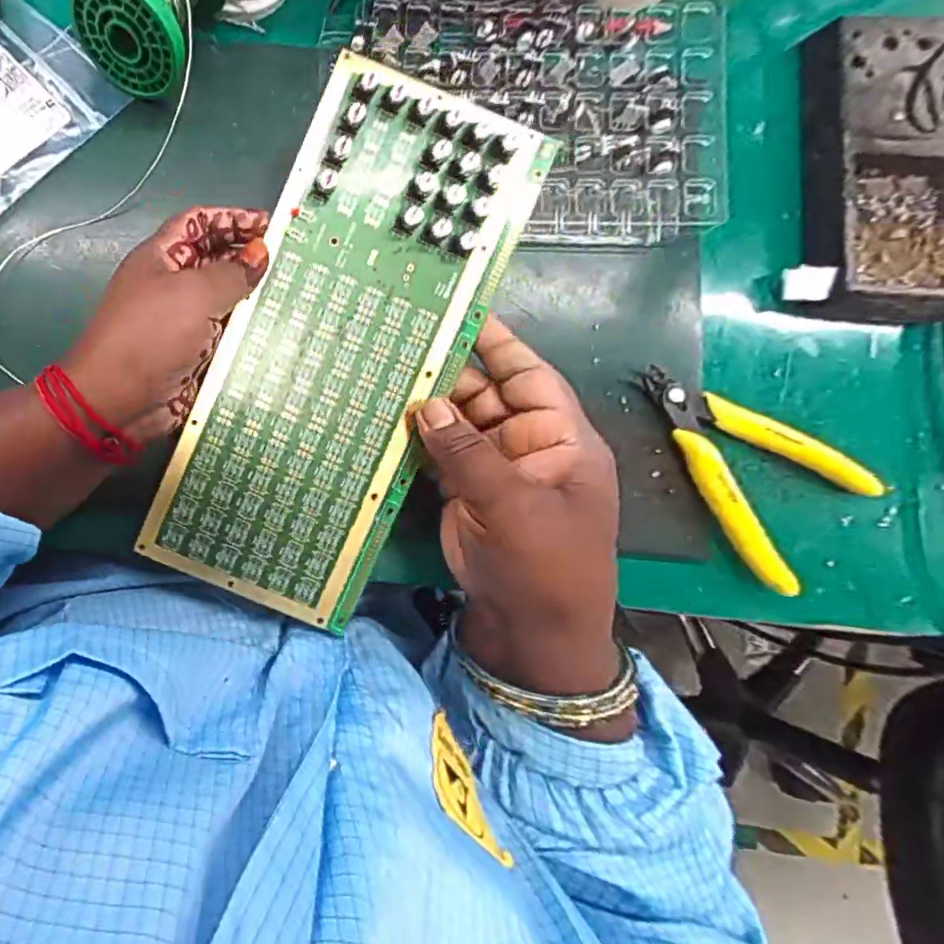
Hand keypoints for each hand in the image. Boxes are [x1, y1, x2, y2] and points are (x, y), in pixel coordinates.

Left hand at [62, 207, 269, 443]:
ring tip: (293, 293)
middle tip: (291, 261)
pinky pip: (224, 337)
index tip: (270, 225)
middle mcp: (169, 287)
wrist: (116, 401)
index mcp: (159, 259)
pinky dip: (247, 333)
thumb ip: (232, 272)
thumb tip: (259, 254)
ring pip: (223, 301)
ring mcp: (180, 323)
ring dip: (253, 298)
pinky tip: (278, 330)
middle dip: (248, 258)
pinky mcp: (190, 356)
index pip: (198, 223)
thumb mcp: (194, 293)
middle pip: (214, 261)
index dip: (232, 219)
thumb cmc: (150, 336)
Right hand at [413, 316, 631, 735]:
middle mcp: (525, 446)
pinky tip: (384, 423)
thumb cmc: (543, 565)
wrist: (532, 628)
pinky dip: (414, 440)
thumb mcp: (512, 506)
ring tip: (384, 378)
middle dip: (448, 374)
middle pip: (484, 396)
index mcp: (560, 441)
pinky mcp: (463, 492)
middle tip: (400, 348)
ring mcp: (491, 470)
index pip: (529, 377)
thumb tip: (426, 406)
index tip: (465, 314)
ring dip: (425, 408)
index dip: (500, 345)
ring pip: (455, 425)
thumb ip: (468, 453)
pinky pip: (437, 454)